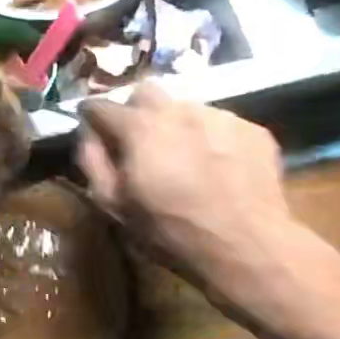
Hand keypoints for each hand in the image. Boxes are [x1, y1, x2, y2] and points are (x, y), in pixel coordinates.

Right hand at [77, 83, 299, 293]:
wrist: (247, 247)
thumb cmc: (169, 229)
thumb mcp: (112, 203)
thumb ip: (92, 160)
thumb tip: (87, 133)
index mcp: (138, 126)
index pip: (100, 104)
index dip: (90, 116)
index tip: (92, 129)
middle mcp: (177, 109)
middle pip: (144, 91)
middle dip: (134, 110)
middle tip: (138, 141)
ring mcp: (218, 116)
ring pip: (184, 107)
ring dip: (174, 125)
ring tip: (182, 157)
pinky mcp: (252, 129)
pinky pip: (219, 124)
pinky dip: (209, 138)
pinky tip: (215, 167)